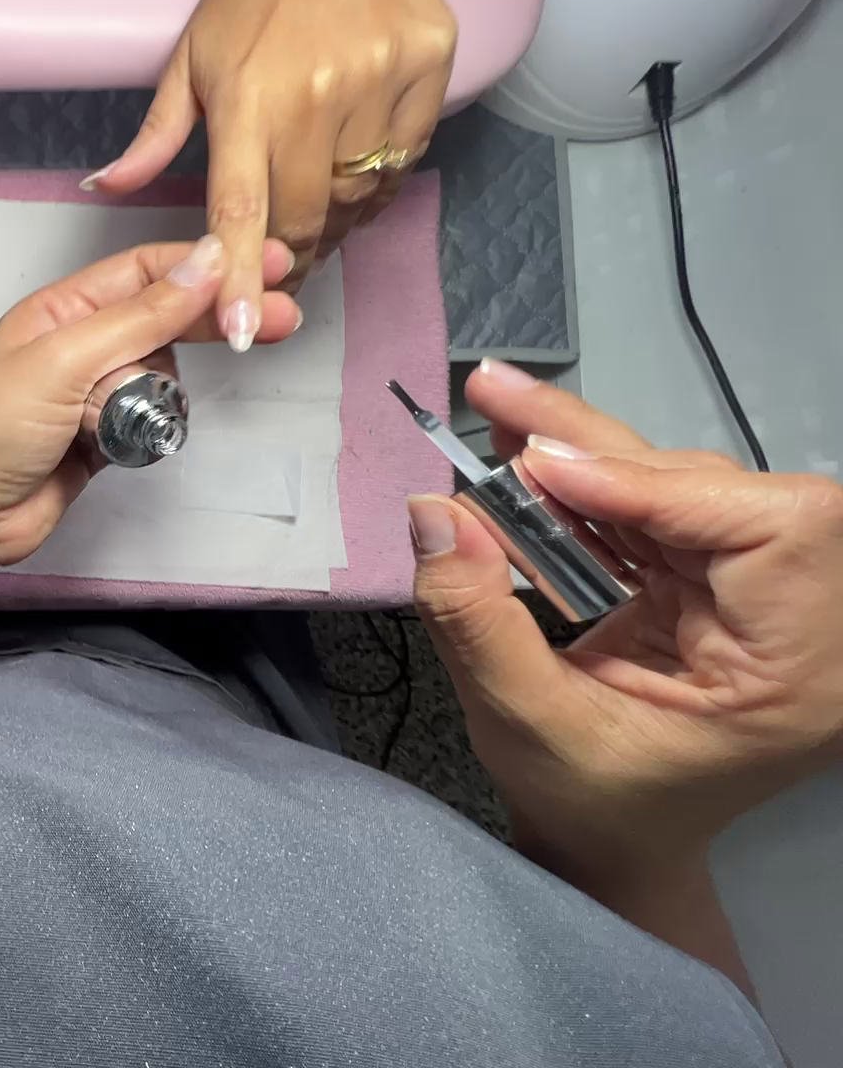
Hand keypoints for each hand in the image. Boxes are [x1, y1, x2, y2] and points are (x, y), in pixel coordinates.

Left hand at [0, 236, 298, 580]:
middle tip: (282, 321)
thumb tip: (211, 259)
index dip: (206, 267)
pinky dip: (149, 428)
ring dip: (159, 393)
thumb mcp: (63, 361)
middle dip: (213, 322)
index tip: (270, 266)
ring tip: (128, 417)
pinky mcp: (98, 442)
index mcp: (59, 311)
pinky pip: (147, 420)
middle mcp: (76, 347)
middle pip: (161, 321)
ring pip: (159, 376)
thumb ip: (140, 316)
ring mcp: (88, 397)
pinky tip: (133, 442)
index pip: (144, 273)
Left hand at [90, 0, 455, 348]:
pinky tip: (352, 177)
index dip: (238, 279)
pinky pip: (403, 156)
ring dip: (332, 226)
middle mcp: (315, 99)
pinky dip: (376, 184)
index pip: (239, 212)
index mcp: (245, 106)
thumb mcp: (189, 61)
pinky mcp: (430, 62)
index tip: (239, 330)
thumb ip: (152, 138)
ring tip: (313, 223)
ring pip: (355, 196)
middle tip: (277, 275)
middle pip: (303, 219)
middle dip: (287, 260)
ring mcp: (379, 80)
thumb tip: (103, 187)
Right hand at [409, 359, 842, 881]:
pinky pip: (643, 512)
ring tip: (494, 411)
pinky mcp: (700, 586)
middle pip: (723, 491)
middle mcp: (797, 617)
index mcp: (798, 669)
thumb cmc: (581, 795)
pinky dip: (574, 483)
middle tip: (494, 398)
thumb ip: (471, 615)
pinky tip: (520, 456)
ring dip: (580, 451)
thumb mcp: (514, 714)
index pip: (779, 532)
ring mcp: (751, 597)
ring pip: (678, 488)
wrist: (608, 830)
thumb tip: (430, 512)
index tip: (540, 474)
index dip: (661, 488)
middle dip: (601, 447)